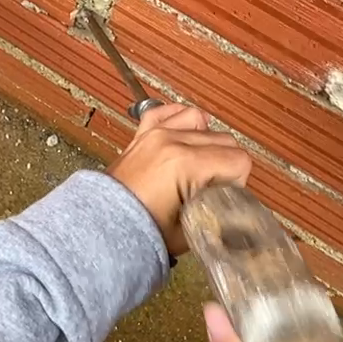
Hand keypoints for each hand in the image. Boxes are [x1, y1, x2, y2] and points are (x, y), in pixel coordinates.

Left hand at [107, 103, 250, 254]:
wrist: (104, 225)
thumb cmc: (141, 230)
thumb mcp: (191, 229)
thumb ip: (218, 210)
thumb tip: (236, 206)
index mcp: (184, 163)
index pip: (238, 159)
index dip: (238, 182)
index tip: (227, 197)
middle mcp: (170, 140)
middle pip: (224, 139)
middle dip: (226, 165)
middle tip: (214, 189)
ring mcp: (155, 132)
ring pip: (201, 120)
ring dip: (208, 140)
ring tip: (201, 165)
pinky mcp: (143, 132)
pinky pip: (169, 111)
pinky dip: (181, 119)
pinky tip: (187, 134)